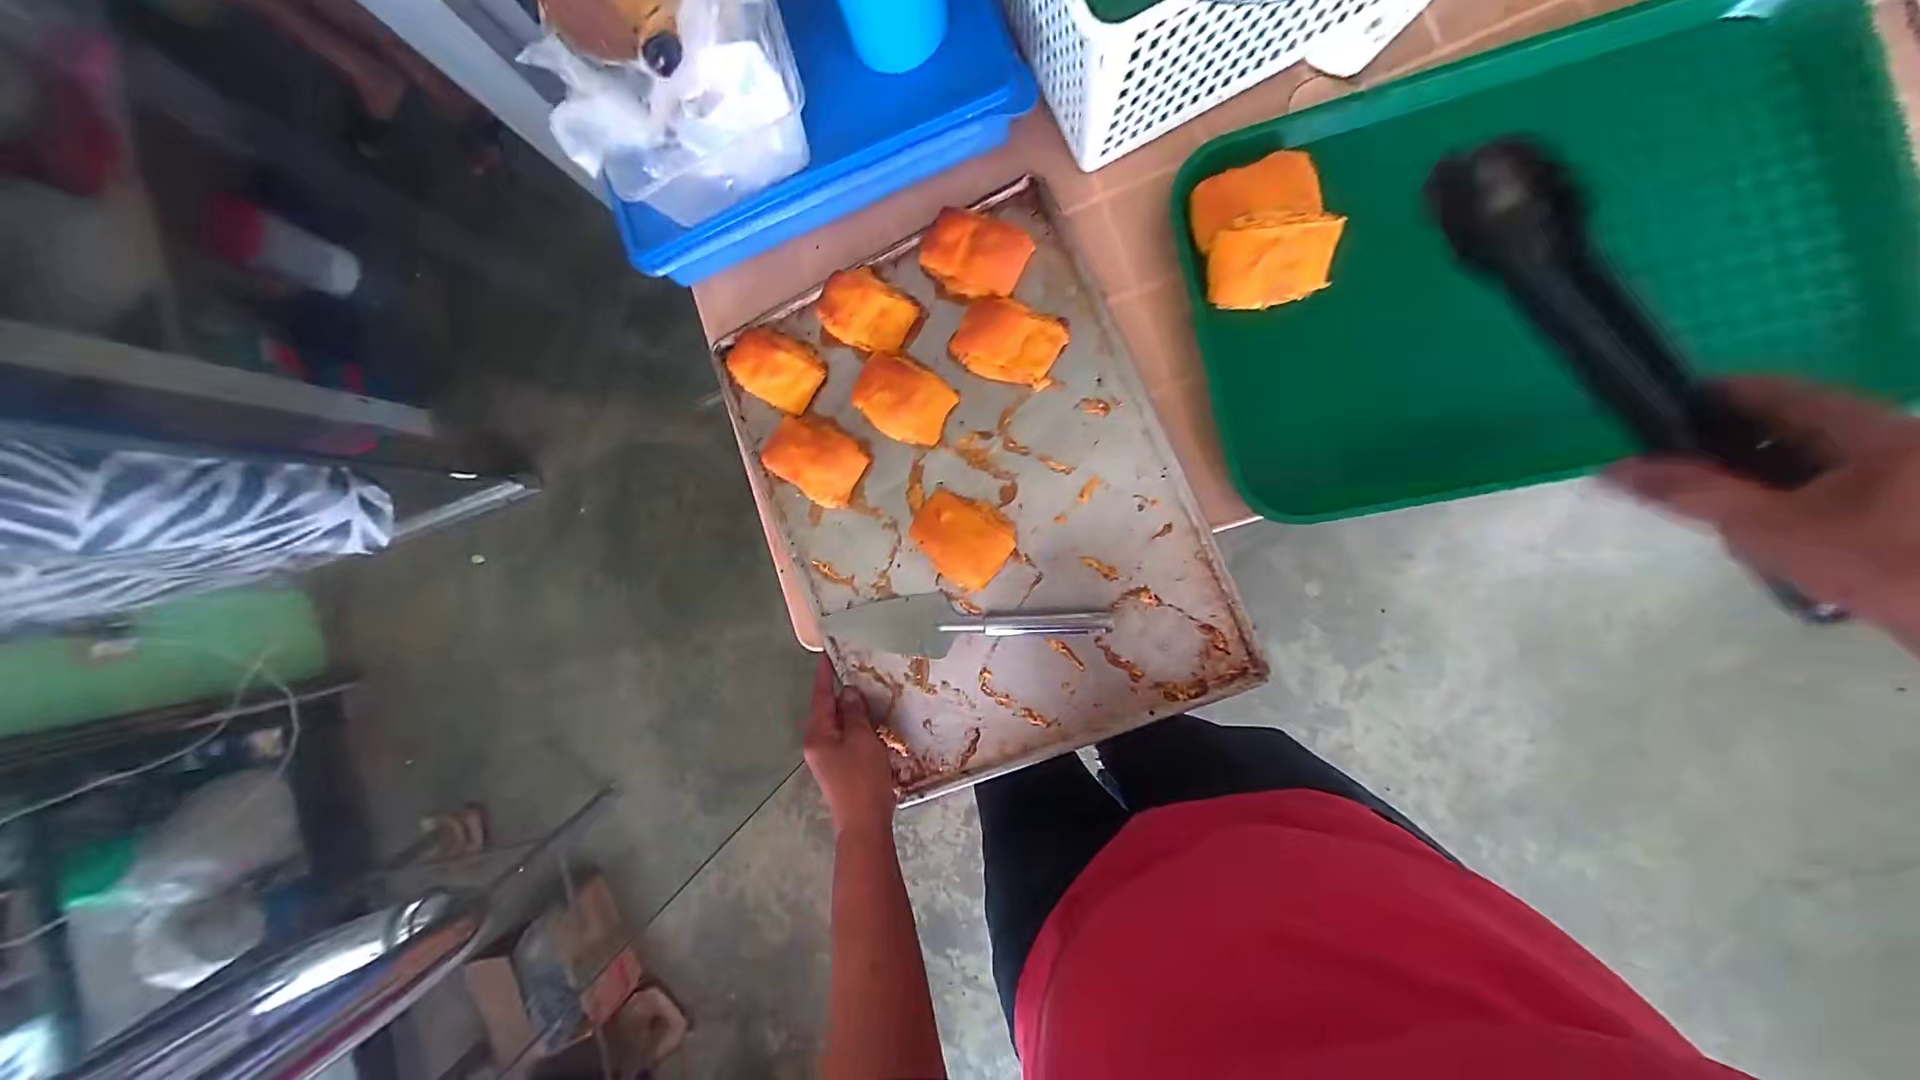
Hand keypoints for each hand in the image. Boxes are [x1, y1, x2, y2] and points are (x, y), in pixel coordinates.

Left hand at [802, 657, 896, 834]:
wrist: (865, 824)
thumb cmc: (862, 779)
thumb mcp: (861, 739)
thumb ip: (854, 714)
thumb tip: (849, 692)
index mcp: (817, 735)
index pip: (821, 697)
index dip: (825, 675)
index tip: (826, 654)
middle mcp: (817, 744)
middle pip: (827, 710)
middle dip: (840, 691)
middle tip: (855, 669)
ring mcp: (828, 758)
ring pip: (838, 725)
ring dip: (850, 710)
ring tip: (867, 691)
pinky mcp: (840, 768)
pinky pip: (846, 738)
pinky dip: (856, 726)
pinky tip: (871, 722)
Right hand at [1608, 377, 1919, 651]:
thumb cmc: (1884, 566)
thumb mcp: (1770, 528)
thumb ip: (1691, 492)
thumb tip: (1616, 469)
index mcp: (1873, 430)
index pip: (1777, 393)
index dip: (1714, 397)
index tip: (1660, 412)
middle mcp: (1899, 442)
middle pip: (1794, 429)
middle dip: (1731, 449)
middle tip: (1678, 474)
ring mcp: (1909, 479)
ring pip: (1813, 464)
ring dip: (1761, 482)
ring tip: (1722, 515)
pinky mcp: (1911, 513)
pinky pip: (1839, 492)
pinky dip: (1794, 504)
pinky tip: (1775, 538)